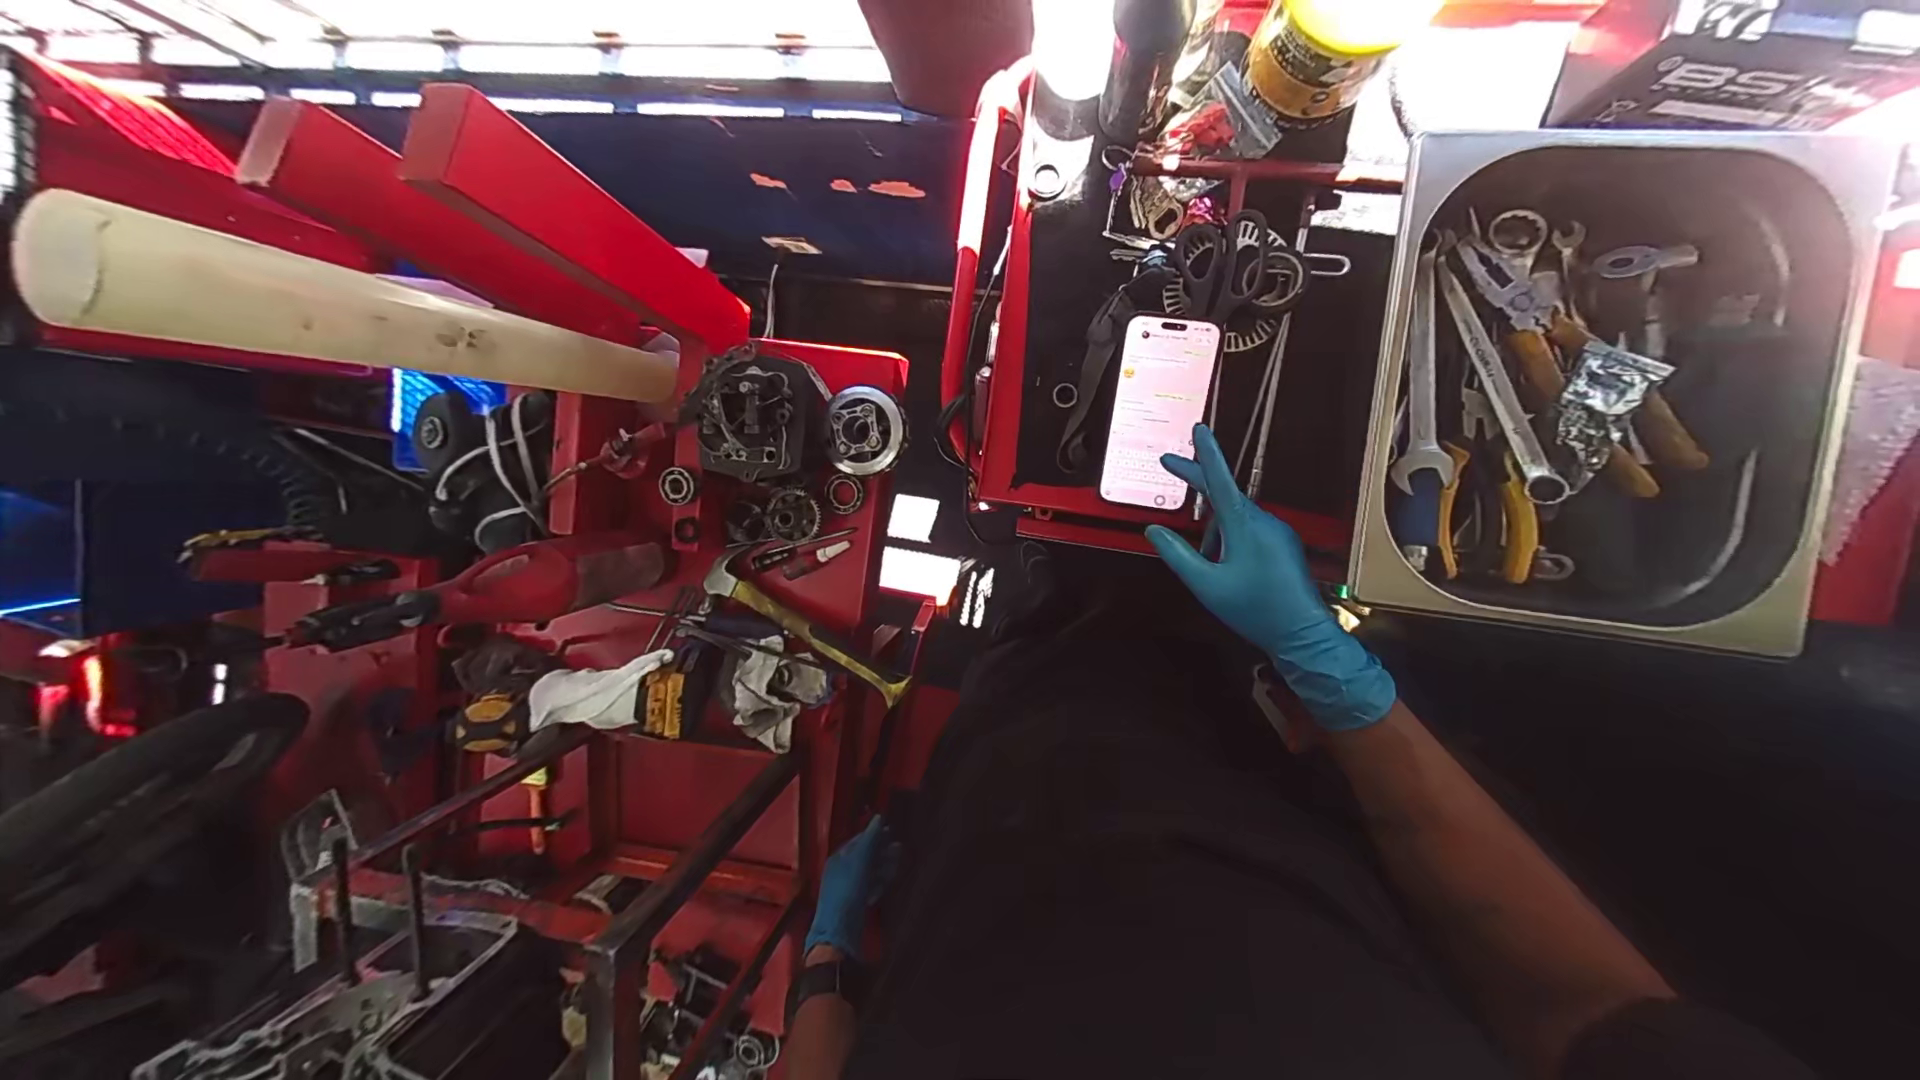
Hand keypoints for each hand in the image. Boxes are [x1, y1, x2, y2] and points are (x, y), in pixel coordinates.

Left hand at [804, 816, 890, 959]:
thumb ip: (869, 840)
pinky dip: (878, 883)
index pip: (858, 840)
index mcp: (838, 858)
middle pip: (865, 856)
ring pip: (869, 872)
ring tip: (898, 865)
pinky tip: (887, 884)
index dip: (874, 835)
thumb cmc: (847, 893)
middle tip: (900, 848)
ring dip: (883, 867)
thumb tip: (879, 818)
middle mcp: (841, 871)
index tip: (891, 831)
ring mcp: (848, 889)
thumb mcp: (859, 862)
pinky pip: (869, 887)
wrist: (838, 935)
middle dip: (882, 851)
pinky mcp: (855, 904)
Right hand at [1146, 424, 1395, 730]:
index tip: (1198, 430)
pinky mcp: (1282, 544)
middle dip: (1196, 482)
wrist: (1303, 634)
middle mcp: (1264, 522)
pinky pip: (1247, 530)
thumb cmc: (1255, 610)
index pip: (1220, 481)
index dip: (1206, 454)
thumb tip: (1154, 531)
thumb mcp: (1206, 585)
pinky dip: (1228, 540)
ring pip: (1233, 518)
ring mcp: (1276, 532)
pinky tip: (1224, 567)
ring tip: (1208, 567)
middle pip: (1223, 495)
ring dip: (1212, 532)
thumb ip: (1177, 555)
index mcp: (1245, 526)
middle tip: (1171, 464)